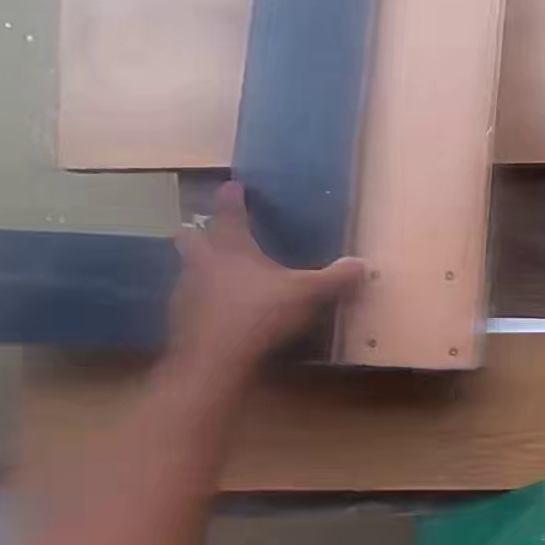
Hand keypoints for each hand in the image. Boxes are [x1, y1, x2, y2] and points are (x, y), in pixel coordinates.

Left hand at [167, 182, 364, 371]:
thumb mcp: (307, 294)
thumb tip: (361, 262)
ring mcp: (187, 292)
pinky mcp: (183, 319)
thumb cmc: (260, 314)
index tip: (233, 185)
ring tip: (226, 275)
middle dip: (201, 232)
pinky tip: (226, 310)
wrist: (214, 359)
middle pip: (191, 238)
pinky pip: (194, 300)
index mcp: (231, 250)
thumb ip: (334, 278)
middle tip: (213, 233)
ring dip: (204, 268)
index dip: (232, 199)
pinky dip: (208, 299)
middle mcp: (202, 264)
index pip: (230, 216)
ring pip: (189, 269)